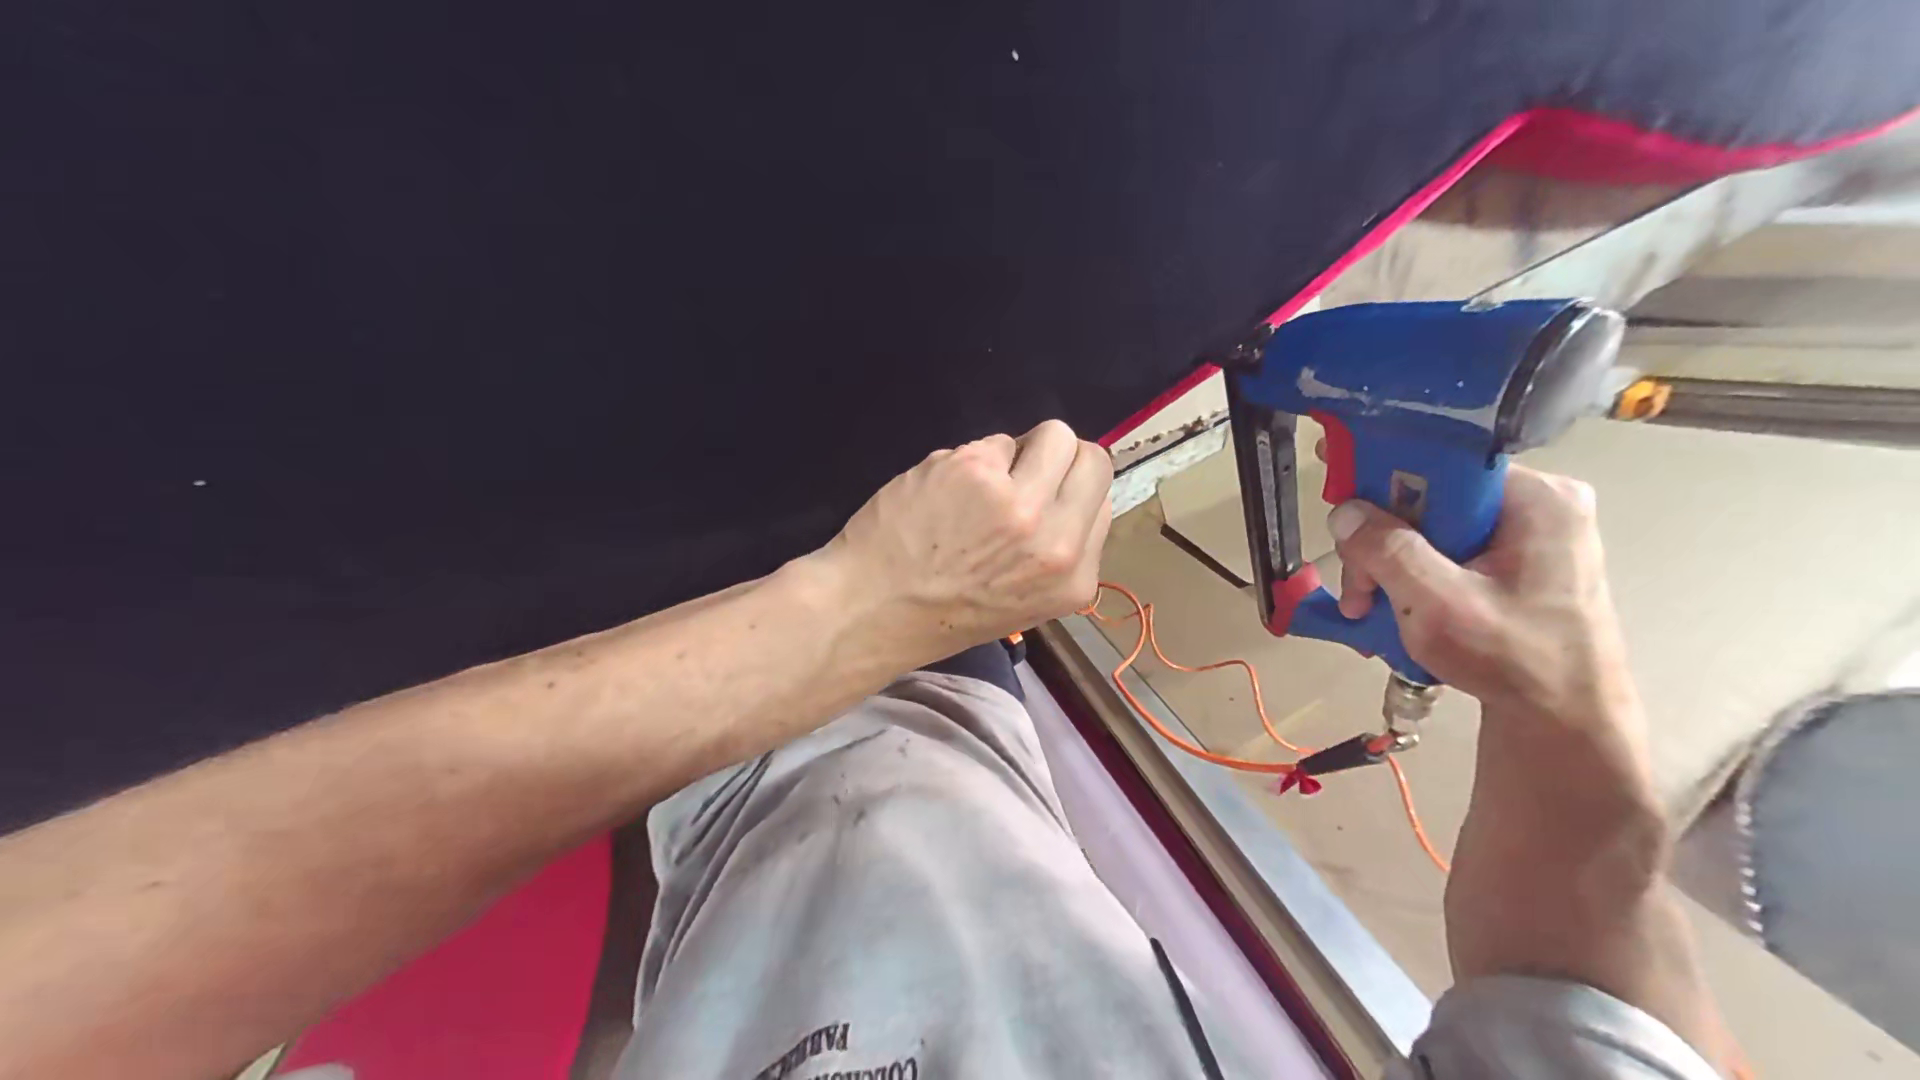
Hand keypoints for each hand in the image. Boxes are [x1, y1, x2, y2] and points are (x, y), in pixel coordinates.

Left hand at [818, 419, 1112, 665]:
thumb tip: (1066, 488)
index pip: (1102, 499)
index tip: (1042, 496)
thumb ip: (1057, 547)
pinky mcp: (976, 469)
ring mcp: (1017, 501)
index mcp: (1074, 579)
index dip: (1070, 489)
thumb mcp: (1025, 599)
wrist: (873, 609)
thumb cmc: (943, 609)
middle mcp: (1056, 539)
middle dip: (1059, 458)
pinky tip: (945, 489)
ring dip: (1018, 452)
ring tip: (979, 487)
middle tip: (1020, 477)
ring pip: (1051, 434)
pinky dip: (973, 458)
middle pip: (1091, 457)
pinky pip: (994, 440)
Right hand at [1327, 464, 1636, 725]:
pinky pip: (1438, 551)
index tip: (1337, 487)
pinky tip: (1390, 608)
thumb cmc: (1514, 662)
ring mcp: (1522, 535)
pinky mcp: (1508, 562)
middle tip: (1357, 592)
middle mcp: (1532, 505)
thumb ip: (1388, 552)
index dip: (1382, 470)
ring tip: (1367, 610)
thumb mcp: (1439, 605)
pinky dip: (1405, 578)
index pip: (1441, 459)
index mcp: (1534, 499)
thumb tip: (1343, 512)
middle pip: (1424, 498)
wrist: (1564, 724)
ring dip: (1384, 568)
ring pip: (1423, 528)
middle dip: (1376, 543)